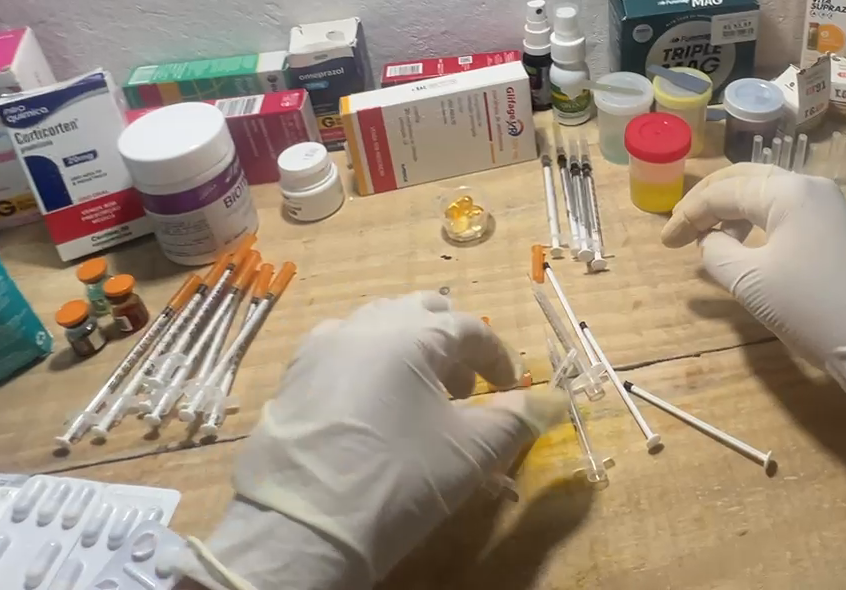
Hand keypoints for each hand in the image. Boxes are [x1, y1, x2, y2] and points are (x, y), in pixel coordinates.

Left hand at [175, 293, 568, 589]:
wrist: (298, 532)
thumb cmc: (396, 481)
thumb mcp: (470, 453)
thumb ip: (516, 419)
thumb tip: (550, 402)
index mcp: (413, 332)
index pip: (471, 328)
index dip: (497, 358)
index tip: (508, 392)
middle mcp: (368, 323)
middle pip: (425, 312)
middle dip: (453, 344)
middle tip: (465, 387)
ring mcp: (326, 344)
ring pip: (382, 324)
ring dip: (411, 348)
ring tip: (420, 395)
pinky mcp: (295, 372)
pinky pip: (344, 346)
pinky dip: (369, 360)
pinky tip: (371, 402)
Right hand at [662, 163, 845, 442]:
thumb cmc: (813, 308)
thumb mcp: (751, 283)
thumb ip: (718, 253)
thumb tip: (712, 241)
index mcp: (788, 191)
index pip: (723, 192)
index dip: (688, 215)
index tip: (666, 243)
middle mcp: (812, 187)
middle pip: (748, 180)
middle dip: (711, 201)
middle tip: (685, 227)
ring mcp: (834, 207)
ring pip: (772, 194)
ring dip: (737, 212)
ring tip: (715, 241)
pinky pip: (794, 213)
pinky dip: (764, 223)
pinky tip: (754, 249)